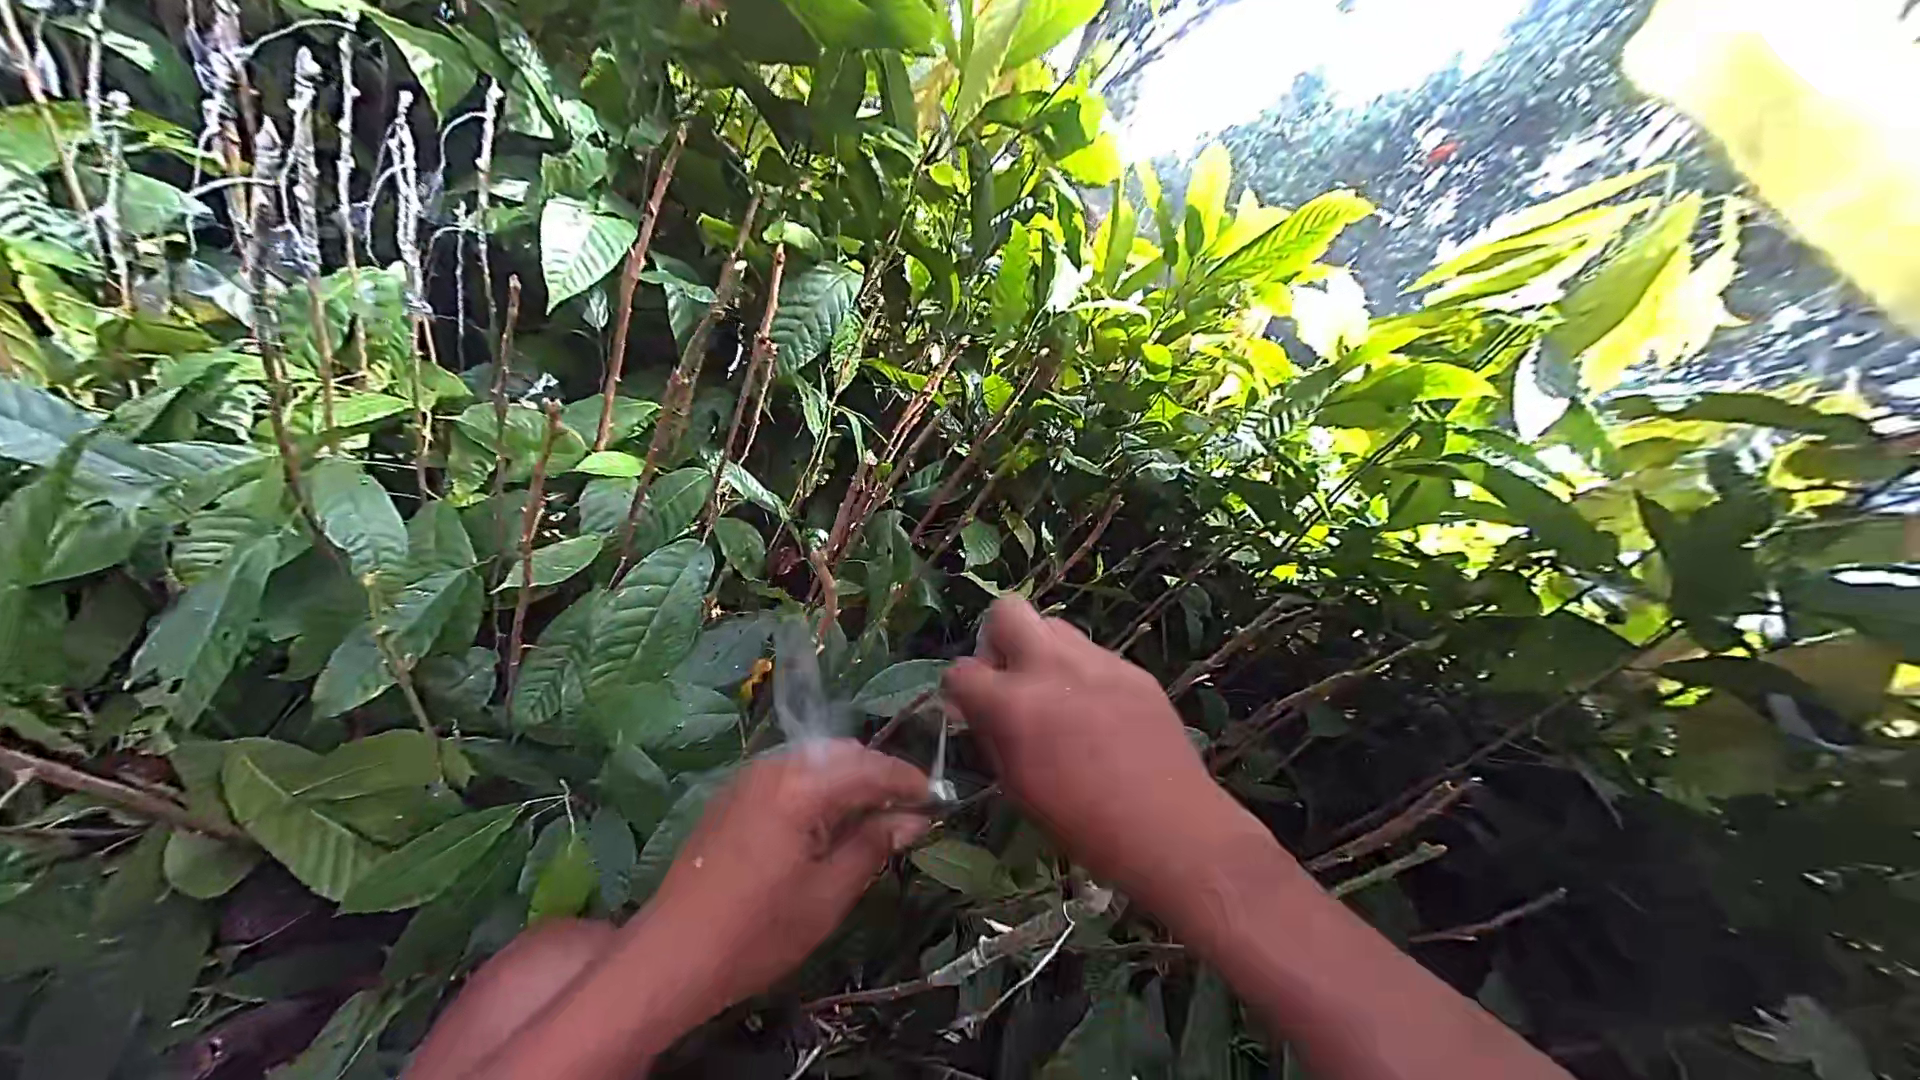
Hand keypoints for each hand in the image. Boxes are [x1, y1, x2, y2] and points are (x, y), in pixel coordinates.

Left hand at [641, 739, 929, 1011]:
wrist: (669, 957)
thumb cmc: (757, 931)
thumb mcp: (827, 895)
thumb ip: (873, 845)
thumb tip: (913, 820)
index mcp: (801, 786)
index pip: (870, 768)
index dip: (907, 781)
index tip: (935, 797)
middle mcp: (775, 766)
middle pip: (843, 752)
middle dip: (879, 774)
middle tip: (905, 808)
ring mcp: (750, 776)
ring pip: (816, 758)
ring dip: (849, 777)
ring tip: (870, 814)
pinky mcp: (734, 792)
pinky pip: (791, 771)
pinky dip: (819, 784)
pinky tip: (826, 818)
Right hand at [943, 595, 1272, 910]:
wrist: (1170, 829)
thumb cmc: (1082, 823)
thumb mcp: (1016, 786)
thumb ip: (991, 733)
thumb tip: (976, 706)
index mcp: (1015, 704)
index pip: (961, 670)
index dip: (960, 689)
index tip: (971, 704)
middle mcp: (1051, 667)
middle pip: (1007, 611)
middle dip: (997, 639)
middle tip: (1010, 677)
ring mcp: (1097, 662)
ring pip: (1053, 625)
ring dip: (1041, 651)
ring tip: (1055, 692)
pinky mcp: (1132, 668)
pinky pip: (1091, 652)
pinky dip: (1080, 671)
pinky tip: (1096, 710)